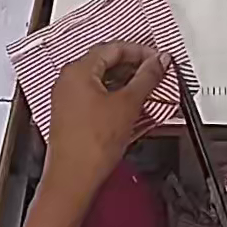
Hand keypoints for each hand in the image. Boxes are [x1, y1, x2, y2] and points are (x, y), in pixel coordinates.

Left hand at [41, 42, 169, 204]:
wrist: (74, 179)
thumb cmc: (90, 145)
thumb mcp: (128, 104)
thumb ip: (147, 77)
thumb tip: (159, 61)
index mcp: (78, 70)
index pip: (113, 48)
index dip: (140, 51)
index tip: (157, 59)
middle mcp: (68, 80)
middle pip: (106, 61)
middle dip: (134, 66)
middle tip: (155, 72)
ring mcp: (68, 98)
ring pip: (101, 79)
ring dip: (126, 82)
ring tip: (147, 89)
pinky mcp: (71, 114)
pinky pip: (96, 95)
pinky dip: (115, 96)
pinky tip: (130, 106)